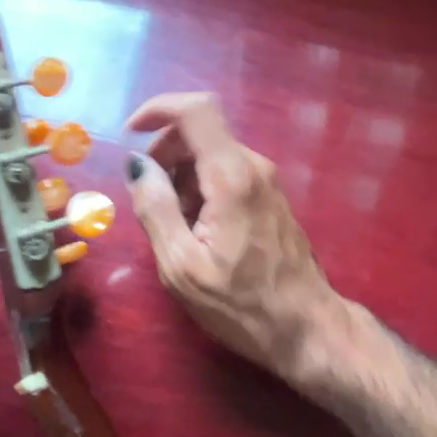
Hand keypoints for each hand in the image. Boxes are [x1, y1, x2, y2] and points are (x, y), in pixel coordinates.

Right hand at [124, 93, 348, 381]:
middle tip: (149, 201)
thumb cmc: (241, 305)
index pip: (196, 110)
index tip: (129, 134)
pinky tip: (197, 230)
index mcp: (231, 176)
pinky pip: (226, 171)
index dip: (158, 109)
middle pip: (200, 131)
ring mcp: (266, 178)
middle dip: (165, 154)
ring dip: (181, 176)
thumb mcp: (182, 266)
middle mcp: (253, 165)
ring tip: (174, 227)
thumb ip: (156, 208)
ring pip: (211, 152)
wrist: (307, 327)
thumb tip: (137, 164)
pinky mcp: (269, 194)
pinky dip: (201, 187)